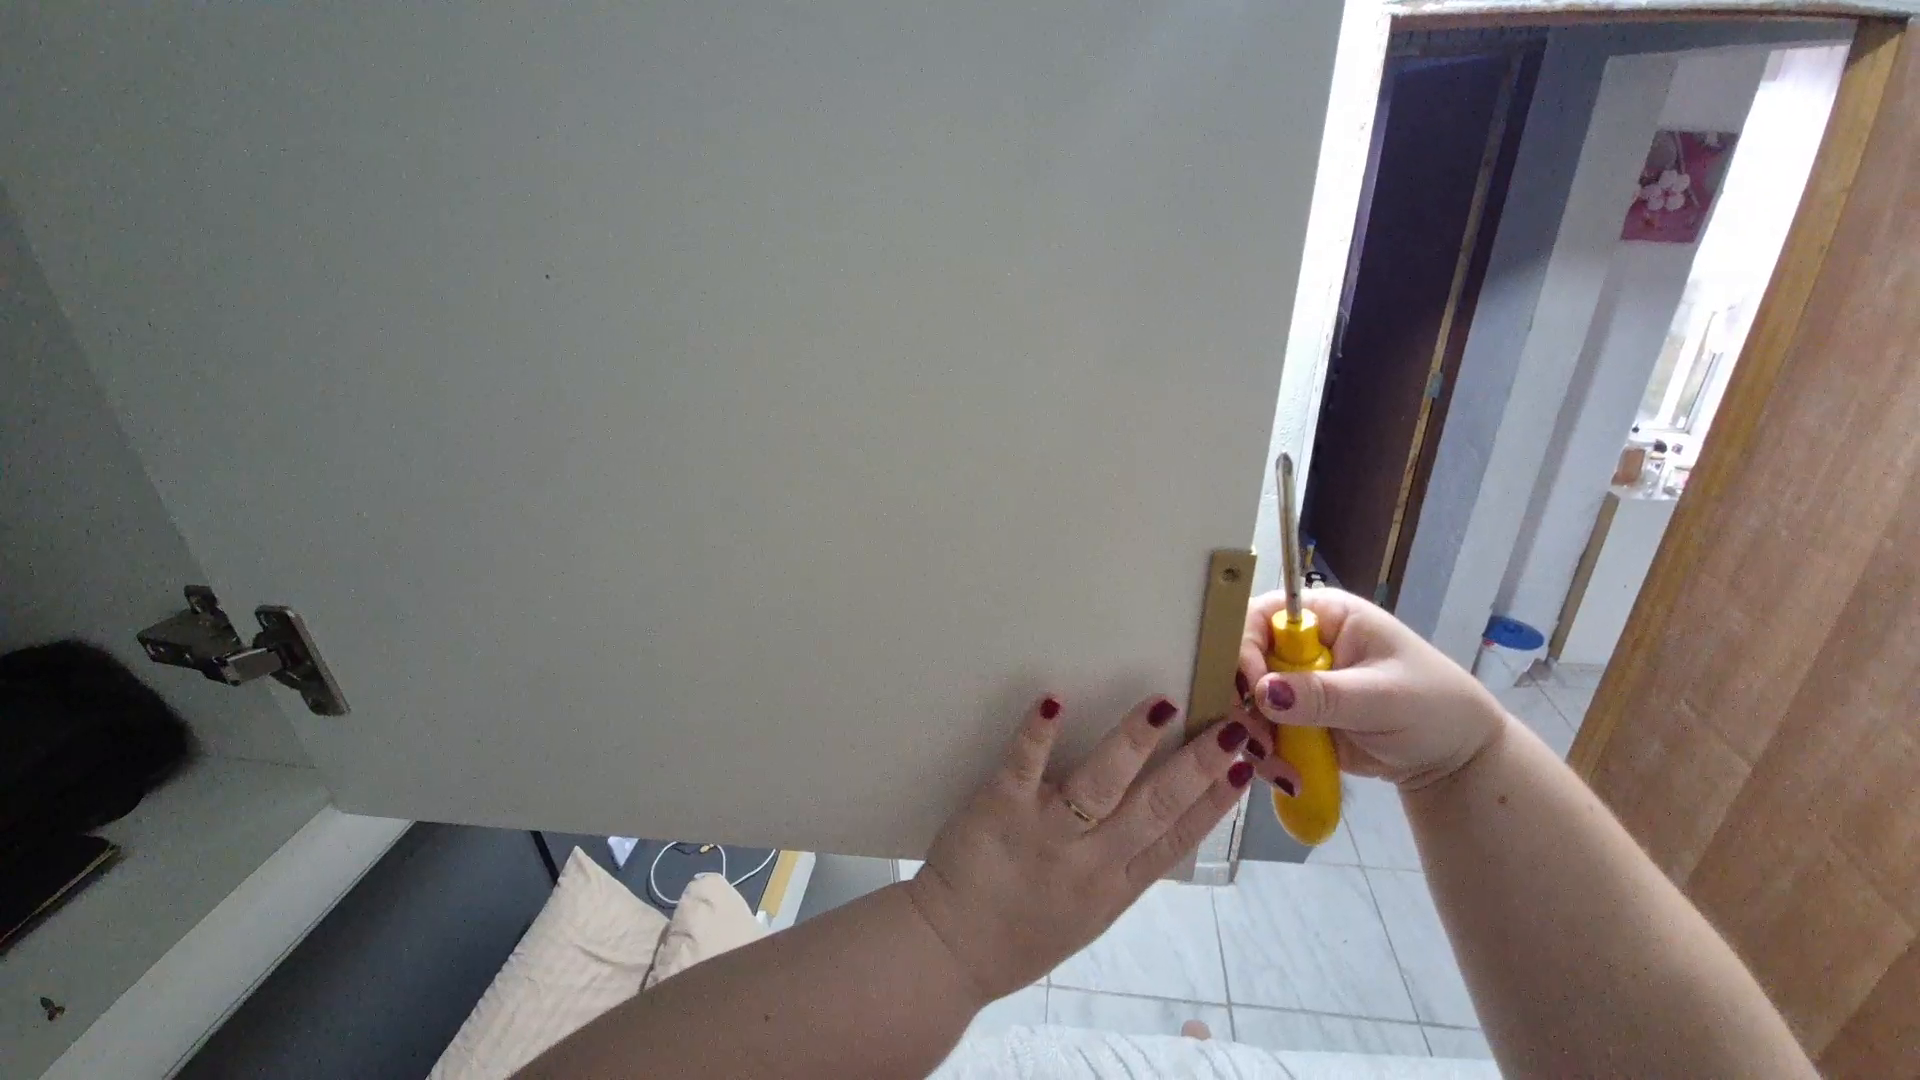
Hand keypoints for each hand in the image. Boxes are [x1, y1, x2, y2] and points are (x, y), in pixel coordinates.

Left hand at [902, 695, 1257, 1001]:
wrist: (953, 952)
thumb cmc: (1025, 933)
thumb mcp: (1093, 914)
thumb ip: (1124, 867)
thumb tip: (1162, 822)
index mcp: (1116, 885)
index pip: (1177, 839)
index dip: (1215, 803)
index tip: (1247, 766)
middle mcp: (1091, 860)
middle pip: (1154, 807)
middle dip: (1197, 765)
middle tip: (1233, 725)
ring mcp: (1046, 833)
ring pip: (1099, 784)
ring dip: (1132, 742)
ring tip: (1162, 705)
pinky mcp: (1000, 810)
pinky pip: (1022, 767)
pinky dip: (1038, 735)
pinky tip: (1055, 702)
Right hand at [1237, 588, 1506, 789]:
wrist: (1453, 759)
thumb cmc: (1433, 708)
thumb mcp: (1382, 698)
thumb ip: (1322, 694)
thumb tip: (1264, 692)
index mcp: (1324, 616)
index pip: (1260, 615)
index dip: (1246, 648)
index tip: (1254, 691)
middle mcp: (1299, 644)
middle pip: (1242, 659)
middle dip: (1242, 701)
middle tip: (1255, 738)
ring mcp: (1293, 682)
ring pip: (1245, 700)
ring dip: (1252, 734)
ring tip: (1276, 766)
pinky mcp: (1291, 718)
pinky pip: (1259, 730)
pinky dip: (1265, 753)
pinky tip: (1285, 774)